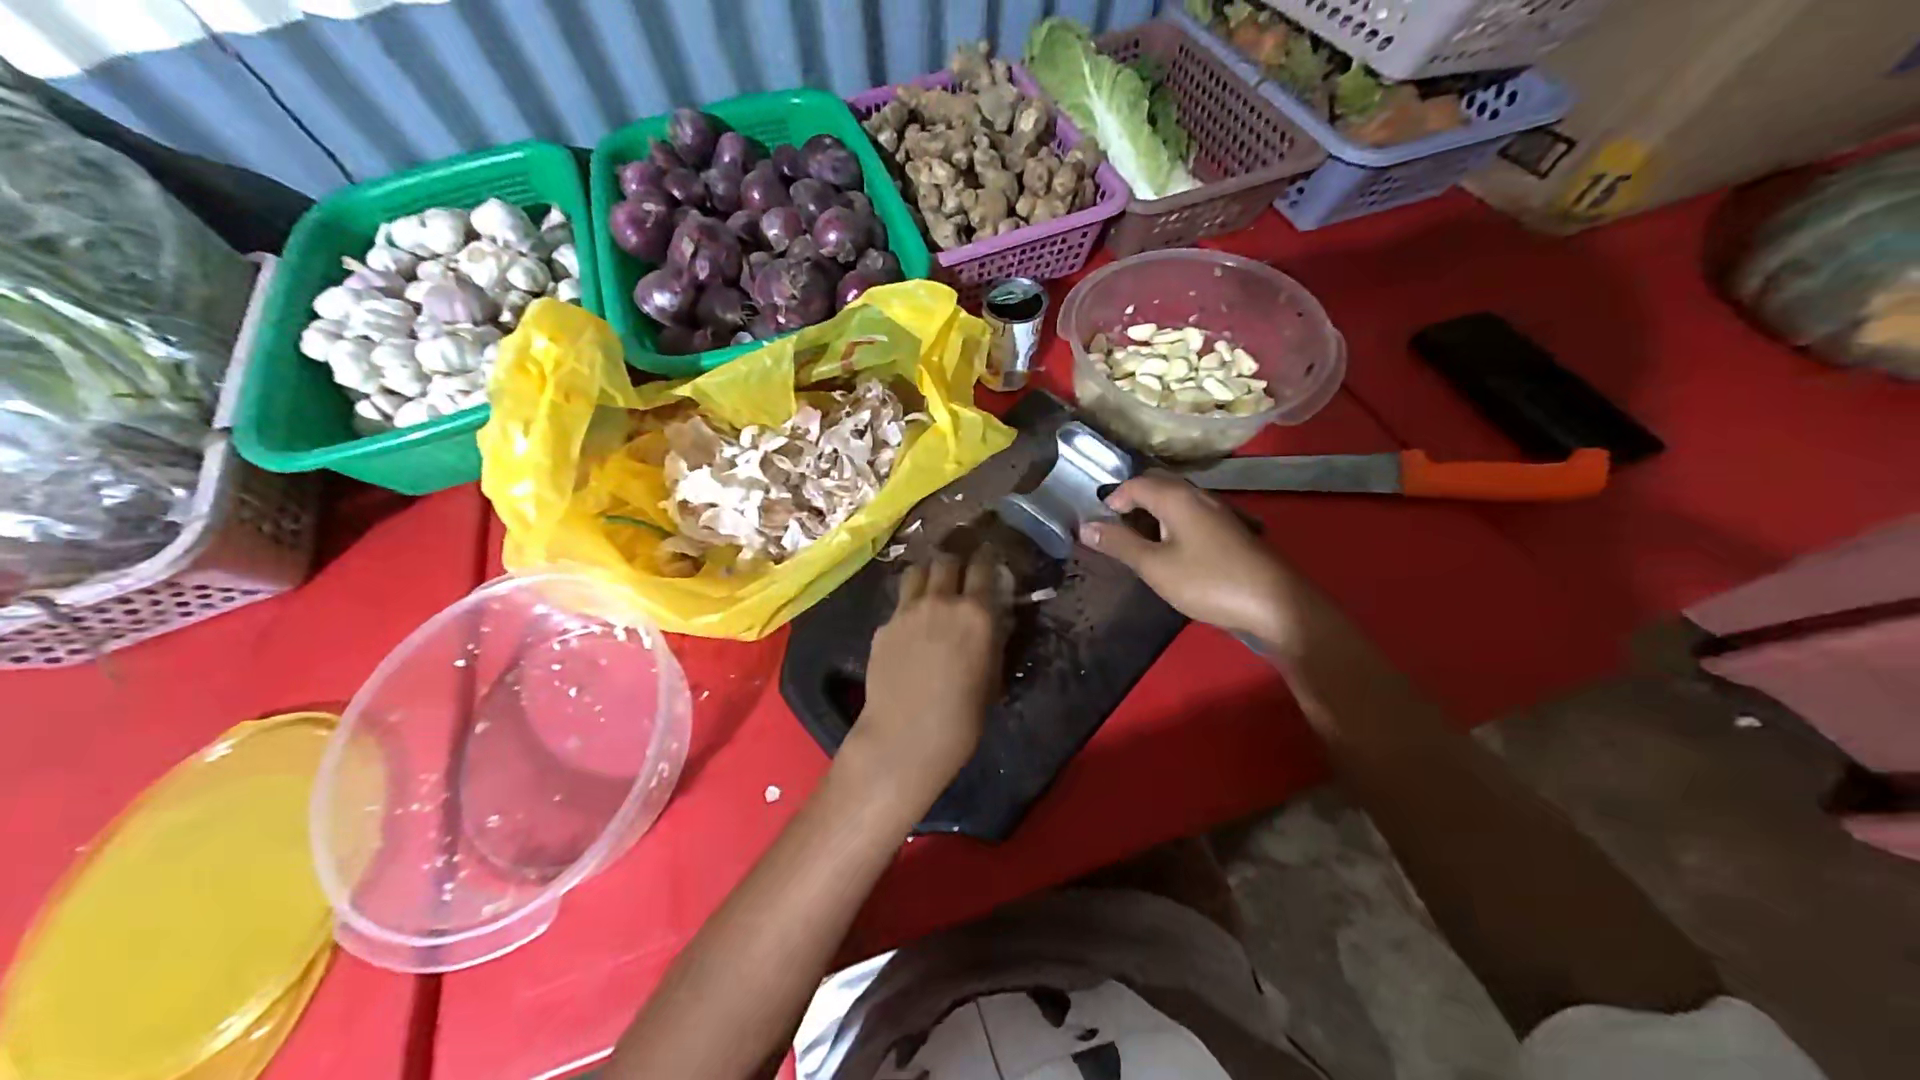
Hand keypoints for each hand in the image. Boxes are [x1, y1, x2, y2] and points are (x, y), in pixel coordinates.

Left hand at [848, 549, 1010, 796]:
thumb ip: (993, 639)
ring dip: (927, 574)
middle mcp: (940, 601)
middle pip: (946, 560)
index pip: (983, 565)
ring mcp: (906, 611)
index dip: (987, 556)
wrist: (905, 737)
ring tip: (931, 587)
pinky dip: (908, 607)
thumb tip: (995, 619)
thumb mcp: (992, 676)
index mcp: (976, 613)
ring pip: (916, 572)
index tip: (989, 554)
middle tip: (959, 572)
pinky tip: (910, 628)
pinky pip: (899, 604)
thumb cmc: (962, 717)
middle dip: (955, 561)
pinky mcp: (883, 627)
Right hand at [1078, 473, 1305, 652]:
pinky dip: (1173, 525)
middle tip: (1116, 530)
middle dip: (1133, 501)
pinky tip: (1172, 551)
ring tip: (1139, 542)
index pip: (1135, 483)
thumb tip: (1085, 525)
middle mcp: (1199, 495)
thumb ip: (1119, 544)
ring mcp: (1220, 512)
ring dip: (1154, 514)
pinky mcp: (1232, 531)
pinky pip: (1192, 516)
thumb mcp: (1154, 566)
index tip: (1100, 524)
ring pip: (1177, 501)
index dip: (1113, 498)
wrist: (1275, 605)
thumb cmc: (1208, 582)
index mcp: (1177, 497)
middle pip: (1158, 485)